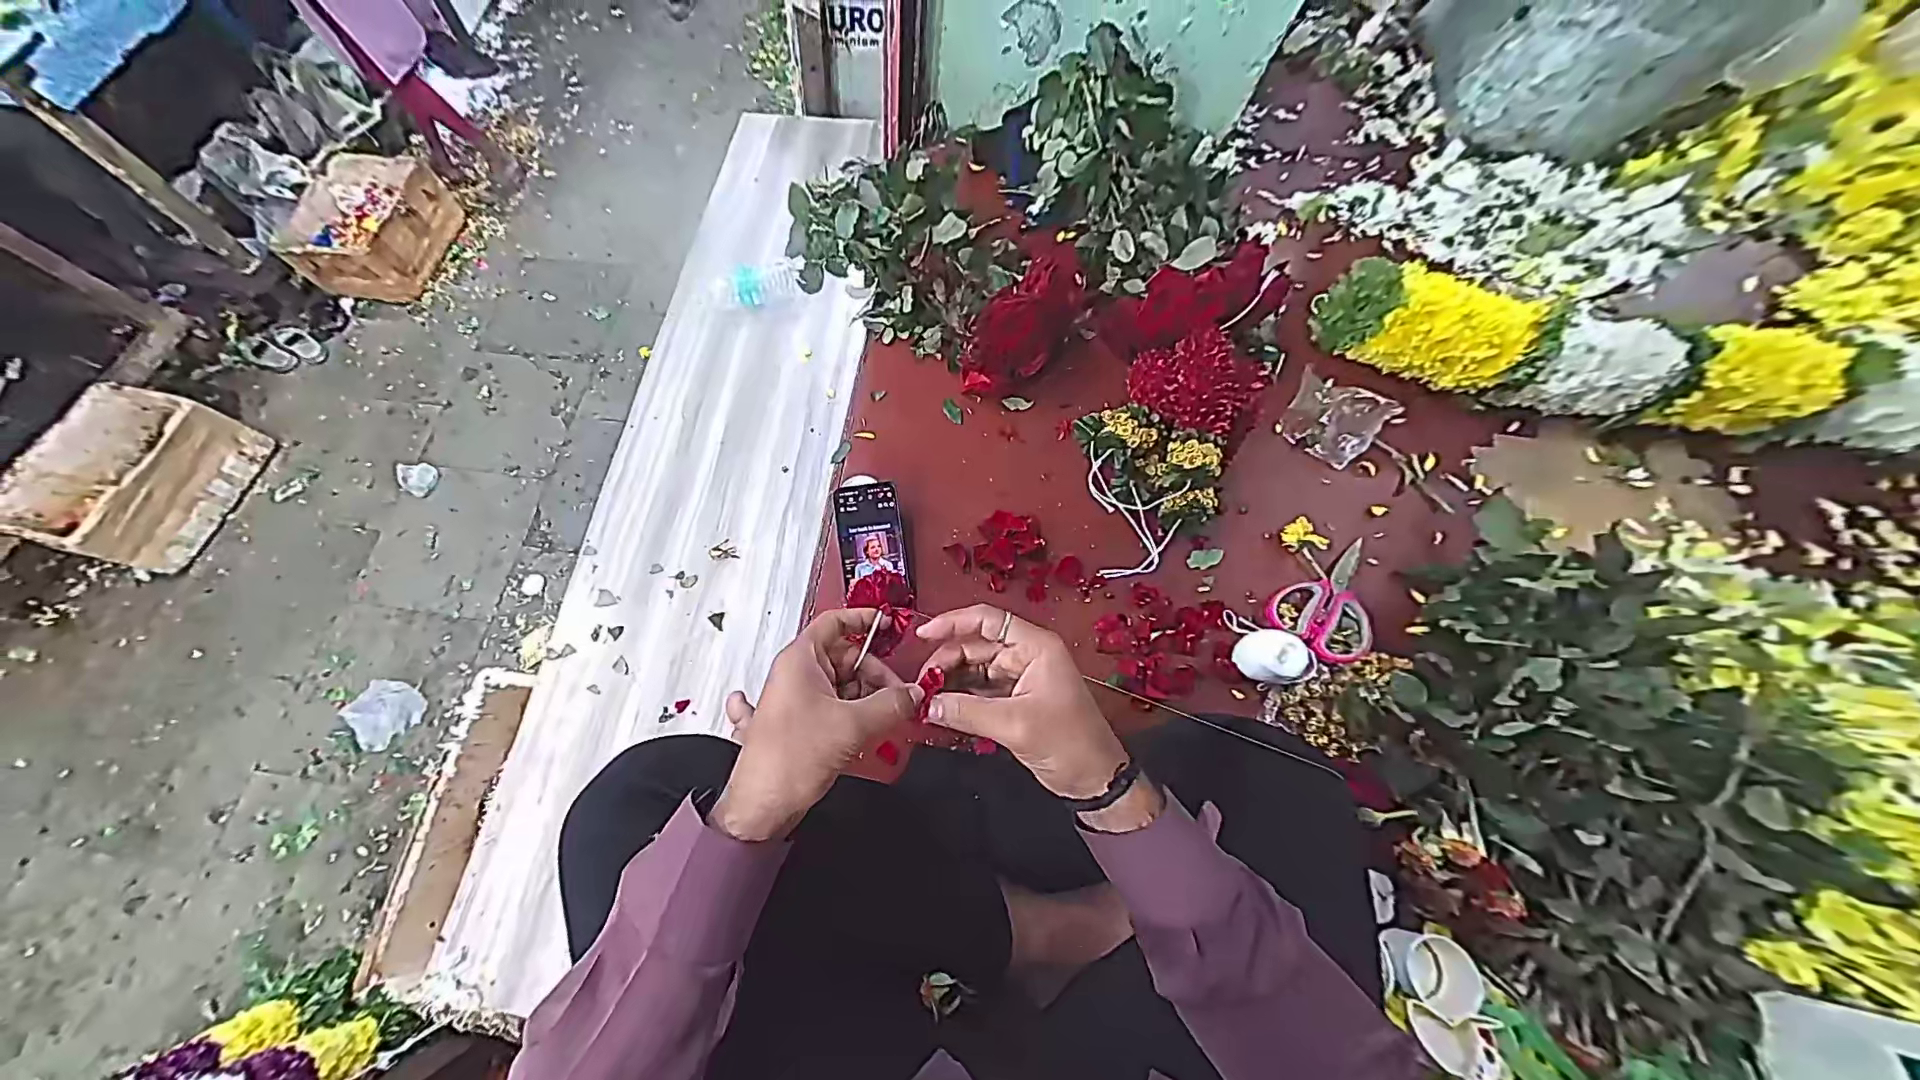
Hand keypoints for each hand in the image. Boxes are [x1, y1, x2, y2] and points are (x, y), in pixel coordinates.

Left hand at [711, 609, 922, 840]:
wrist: (761, 808)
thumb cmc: (788, 761)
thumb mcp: (853, 725)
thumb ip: (892, 704)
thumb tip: (913, 694)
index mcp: (800, 660)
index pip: (835, 622)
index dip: (863, 619)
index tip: (887, 625)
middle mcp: (794, 675)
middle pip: (845, 657)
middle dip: (874, 675)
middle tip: (897, 696)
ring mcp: (793, 699)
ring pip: (840, 685)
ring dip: (864, 699)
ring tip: (883, 720)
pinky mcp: (795, 725)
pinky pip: (828, 709)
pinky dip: (846, 715)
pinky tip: (858, 729)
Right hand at [915, 605, 1131, 799]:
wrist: (1096, 779)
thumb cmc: (1068, 743)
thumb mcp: (1015, 725)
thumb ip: (967, 711)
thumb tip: (927, 705)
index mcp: (1036, 647)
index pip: (989, 620)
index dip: (953, 623)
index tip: (922, 635)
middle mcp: (1027, 655)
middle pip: (976, 645)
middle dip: (947, 661)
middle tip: (922, 685)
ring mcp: (1020, 677)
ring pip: (975, 668)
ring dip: (951, 681)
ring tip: (926, 698)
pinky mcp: (1014, 700)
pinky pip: (980, 690)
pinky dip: (960, 697)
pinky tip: (941, 708)